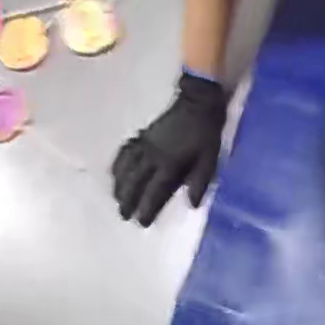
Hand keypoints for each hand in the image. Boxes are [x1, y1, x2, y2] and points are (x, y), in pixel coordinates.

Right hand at [111, 72, 228, 226]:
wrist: (197, 102)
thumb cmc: (206, 134)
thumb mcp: (209, 160)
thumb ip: (199, 183)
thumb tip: (191, 205)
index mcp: (169, 164)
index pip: (154, 191)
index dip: (147, 208)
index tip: (141, 222)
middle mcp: (152, 156)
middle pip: (135, 182)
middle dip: (127, 200)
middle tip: (123, 216)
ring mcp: (145, 144)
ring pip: (126, 168)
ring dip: (119, 185)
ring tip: (116, 199)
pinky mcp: (143, 136)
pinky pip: (125, 152)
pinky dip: (118, 164)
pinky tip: (115, 172)